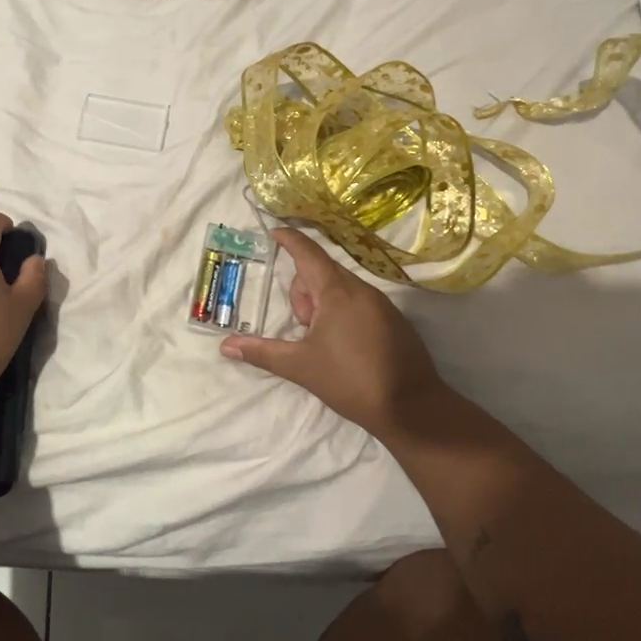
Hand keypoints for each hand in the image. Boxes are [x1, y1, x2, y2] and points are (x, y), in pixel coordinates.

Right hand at [221, 227, 447, 435]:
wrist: (414, 409)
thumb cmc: (352, 381)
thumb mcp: (301, 367)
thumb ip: (262, 352)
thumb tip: (226, 346)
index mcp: (337, 292)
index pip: (308, 253)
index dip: (290, 240)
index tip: (275, 231)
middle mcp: (362, 290)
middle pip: (321, 272)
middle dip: (303, 291)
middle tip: (302, 326)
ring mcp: (383, 304)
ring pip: (341, 287)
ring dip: (322, 303)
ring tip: (321, 339)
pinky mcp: (395, 321)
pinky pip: (359, 301)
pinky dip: (343, 311)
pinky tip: (343, 345)